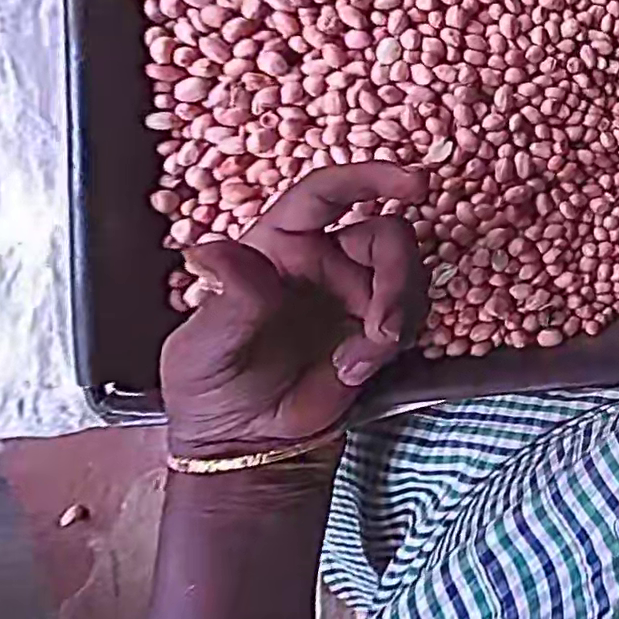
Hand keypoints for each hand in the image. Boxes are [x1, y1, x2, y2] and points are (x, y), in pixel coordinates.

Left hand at [158, 162, 427, 459]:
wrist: (251, 442)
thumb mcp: (204, 349)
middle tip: (385, 327)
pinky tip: (356, 368)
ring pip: (409, 272)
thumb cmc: (213, 388)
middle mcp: (327, 257)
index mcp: (281, 244)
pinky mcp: (380, 322)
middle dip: (398, 276)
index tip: (414, 184)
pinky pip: (413, 312)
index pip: (328, 193)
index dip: (370, 177)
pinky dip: (394, 341)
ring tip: (360, 358)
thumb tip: (209, 251)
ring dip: (398, 312)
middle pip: (388, 235)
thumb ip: (228, 300)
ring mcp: (358, 289)